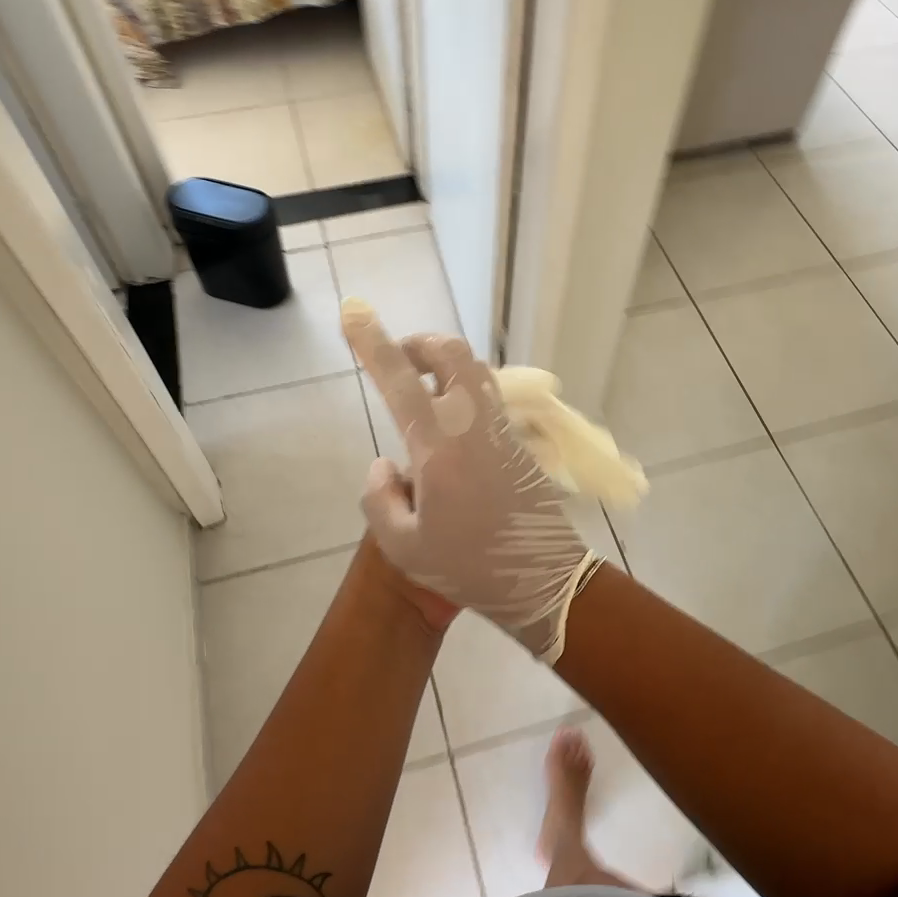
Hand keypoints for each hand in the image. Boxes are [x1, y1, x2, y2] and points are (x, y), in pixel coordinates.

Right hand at [342, 305, 600, 662]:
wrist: (542, 582)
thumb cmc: (466, 569)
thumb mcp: (401, 546)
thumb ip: (379, 496)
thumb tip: (387, 462)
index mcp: (439, 448)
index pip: (400, 380)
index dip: (373, 342)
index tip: (355, 313)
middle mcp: (473, 427)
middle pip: (451, 354)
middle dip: (418, 344)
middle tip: (398, 361)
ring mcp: (501, 432)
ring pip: (475, 371)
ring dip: (443, 366)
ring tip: (420, 393)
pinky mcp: (519, 445)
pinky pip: (487, 399)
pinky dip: (462, 393)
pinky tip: (448, 430)